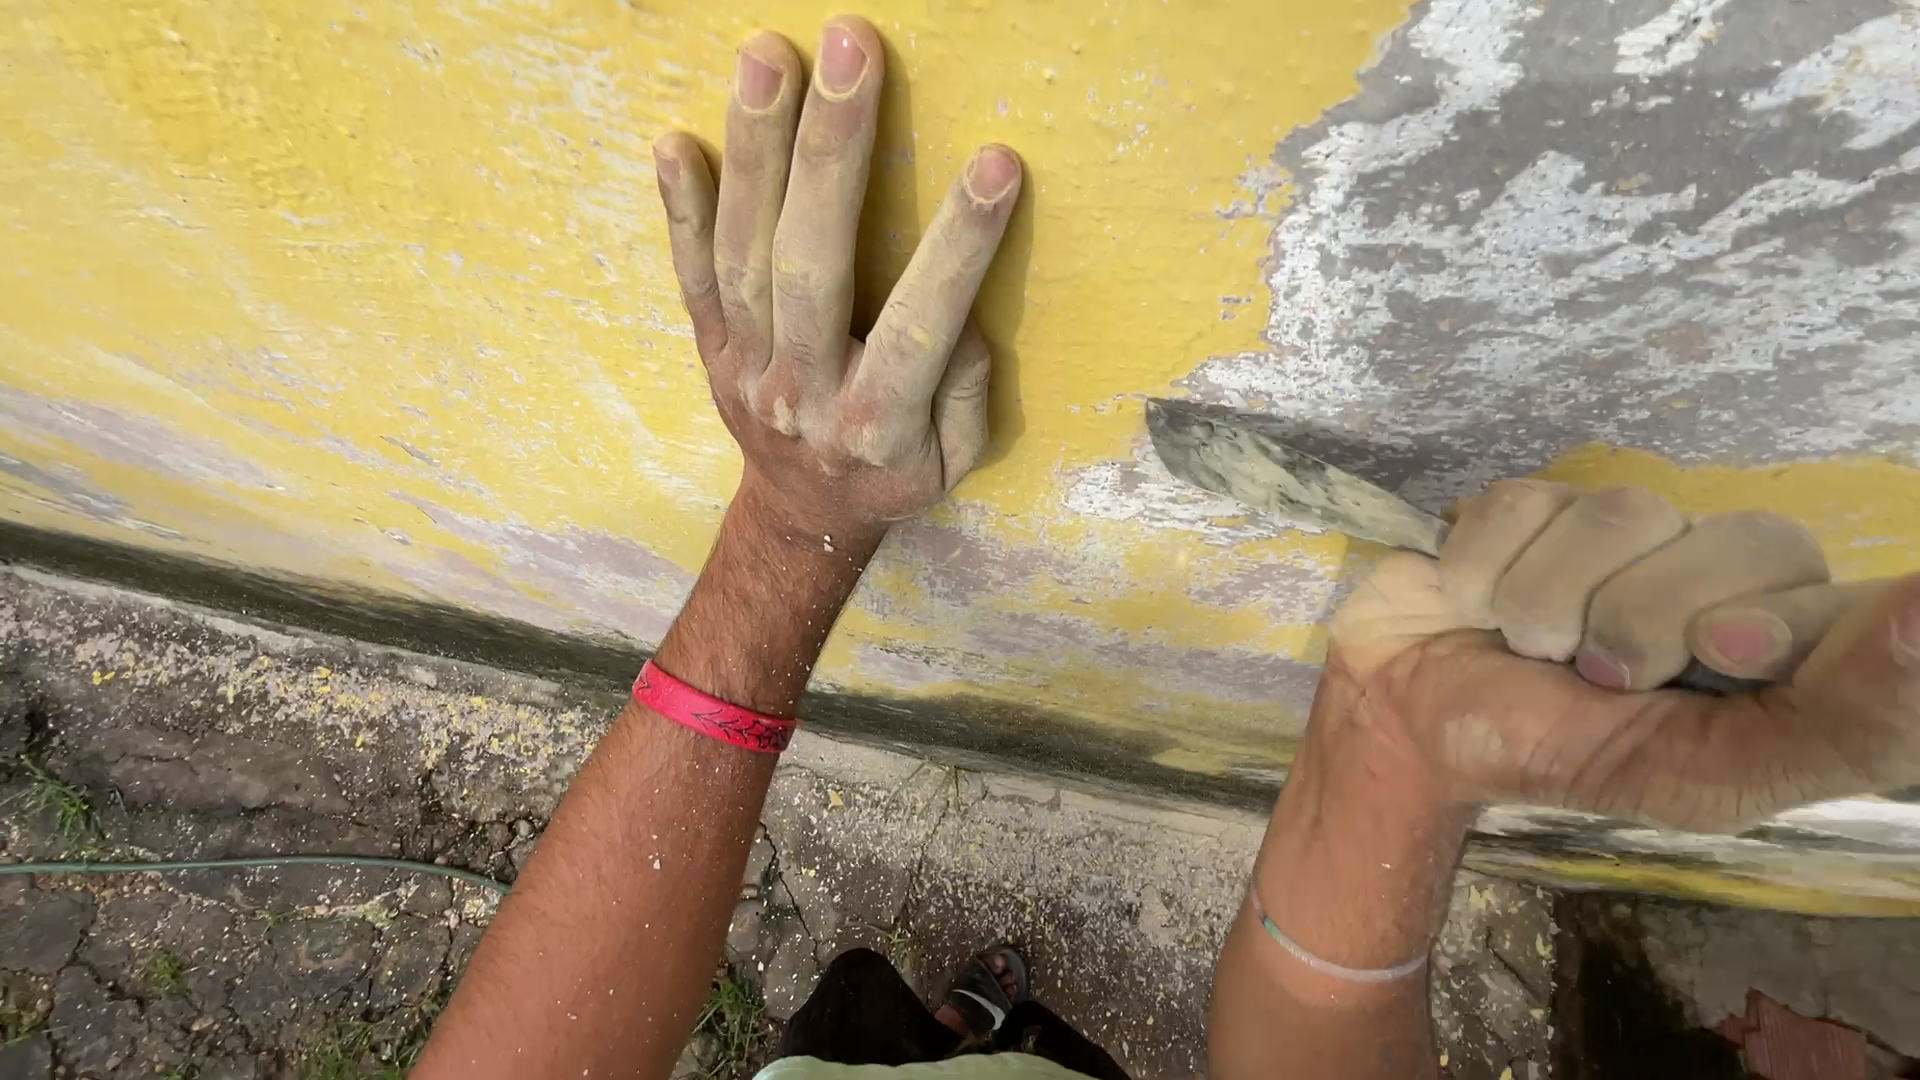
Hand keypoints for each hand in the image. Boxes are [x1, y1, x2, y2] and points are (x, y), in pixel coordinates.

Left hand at [651, 18, 1022, 548]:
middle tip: (852, 51)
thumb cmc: (889, 480)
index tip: (996, 166)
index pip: (921, 326)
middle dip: (832, 156)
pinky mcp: (712, 352)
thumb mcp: (952, 463)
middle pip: (812, 267)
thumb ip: (965, 395)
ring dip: (754, 153)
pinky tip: (675, 142)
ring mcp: (746, 369)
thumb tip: (959, 314)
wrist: (803, 517)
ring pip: (744, 257)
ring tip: (769, 56)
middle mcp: (803, 392)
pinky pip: (691, 280)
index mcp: (877, 424)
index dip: (959, 248)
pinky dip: (680, 212)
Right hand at [1314, 479, 1919, 831]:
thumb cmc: (1544, 753)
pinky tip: (1468, 600)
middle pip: (1727, 538)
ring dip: (1545, 603)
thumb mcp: (1695, 777)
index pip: (1829, 582)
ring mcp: (1597, 525)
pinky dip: (1479, 570)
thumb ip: (1838, 724)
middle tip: (1587, 674)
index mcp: (1767, 631)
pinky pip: (1515, 504)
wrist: (1404, 724)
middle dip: (1637, 622)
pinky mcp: (1509, 505)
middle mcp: (1696, 560)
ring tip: (1516, 641)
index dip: (1770, 614)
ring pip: (1616, 515)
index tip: (1714, 656)